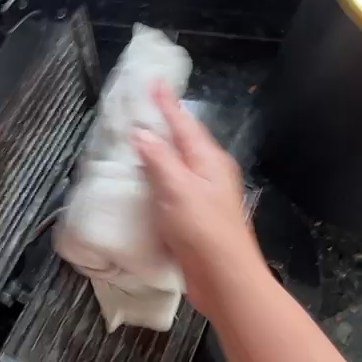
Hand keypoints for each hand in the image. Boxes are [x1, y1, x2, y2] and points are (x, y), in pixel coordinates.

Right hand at [131, 83, 265, 319]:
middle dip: (163, 123)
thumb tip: (141, 133)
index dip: (167, 103)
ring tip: (136, 140)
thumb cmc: (203, 232)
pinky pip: (171, 187)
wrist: (225, 280)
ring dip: (158, 151)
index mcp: (208, 160)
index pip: (183, 123)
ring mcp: (203, 196)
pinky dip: (156, 178)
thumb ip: (159, 159)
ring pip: (177, 164)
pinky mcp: (194, 217)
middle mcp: (209, 173)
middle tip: (141, 107)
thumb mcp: (178, 189)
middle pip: (182, 141)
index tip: (154, 82)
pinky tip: (142, 183)